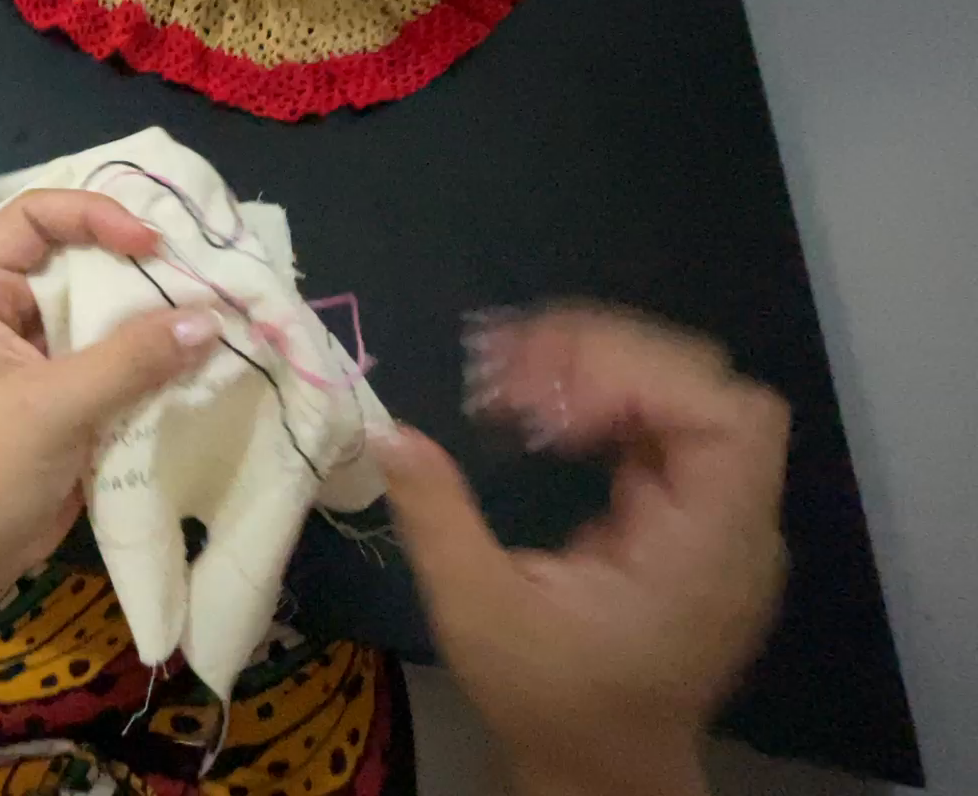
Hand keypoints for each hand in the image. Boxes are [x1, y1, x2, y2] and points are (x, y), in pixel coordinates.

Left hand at [0, 191, 218, 615]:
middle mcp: (6, 308)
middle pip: (74, 257)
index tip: (148, 242)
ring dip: (148, 308)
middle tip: (197, 268)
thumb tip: (209, 319)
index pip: (32, 217)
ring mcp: (37, 349)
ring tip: (209, 306)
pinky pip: (112, 351)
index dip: (90, 214)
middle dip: (132, 260)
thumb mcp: (54, 407)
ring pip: (99, 306)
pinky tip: (195, 352)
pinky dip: (150, 351)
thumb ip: (130, 360)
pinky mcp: (65, 387)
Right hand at [371, 305, 789, 795]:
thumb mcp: (474, 607)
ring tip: (496, 374)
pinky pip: (642, 418)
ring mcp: (701, 509)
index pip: (722, 417)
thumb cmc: (546, 695)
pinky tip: (524, 409)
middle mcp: (723, 517)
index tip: (533, 402)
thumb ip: (434, 514)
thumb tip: (386, 429)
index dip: (631, 380)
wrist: (598, 760)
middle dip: (594, 355)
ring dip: (582, 365)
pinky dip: (581, 395)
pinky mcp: (670, 506)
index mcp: (702, 548)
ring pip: (669, 391)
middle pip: (696, 384)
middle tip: (495, 365)